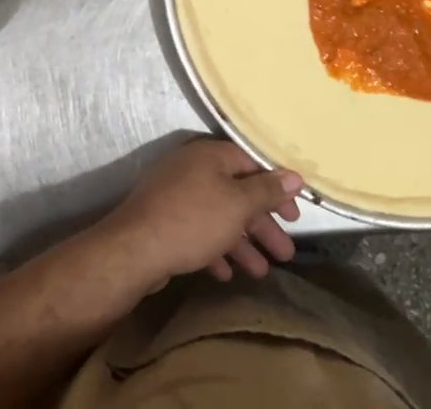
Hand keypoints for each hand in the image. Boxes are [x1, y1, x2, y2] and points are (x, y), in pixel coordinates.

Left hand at [99, 139, 304, 283]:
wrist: (135, 248)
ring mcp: (175, 196)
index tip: (295, 214)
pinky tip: (226, 274)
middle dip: (262, 225)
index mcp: (210, 156)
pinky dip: (214, 251)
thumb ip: (267, 190)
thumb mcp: (238, 204)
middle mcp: (192, 170)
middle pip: (236, 193)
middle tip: (286, 253)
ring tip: (261, 272)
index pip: (251, 163)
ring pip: (219, 217)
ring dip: (242, 244)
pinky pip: (197, 232)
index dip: (276, 187)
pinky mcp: (164, 222)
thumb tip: (294, 175)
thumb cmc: (193, 220)